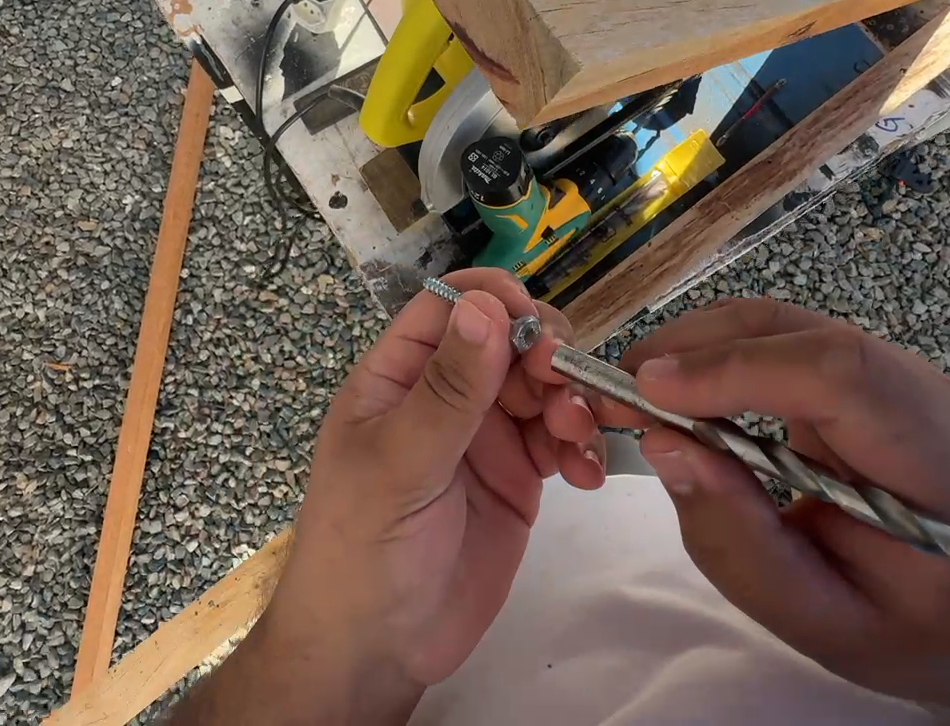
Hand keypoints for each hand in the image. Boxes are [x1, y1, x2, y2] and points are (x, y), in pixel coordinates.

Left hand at [251, 269, 603, 716]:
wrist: (379, 649)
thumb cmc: (364, 546)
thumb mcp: (400, 463)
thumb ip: (447, 388)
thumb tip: (485, 305)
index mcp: (399, 374)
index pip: (447, 305)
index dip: (493, 300)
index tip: (536, 323)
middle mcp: (444, 392)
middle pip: (506, 339)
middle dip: (543, 354)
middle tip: (564, 389)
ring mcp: (483, 432)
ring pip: (539, 384)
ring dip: (569, 399)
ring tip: (574, 438)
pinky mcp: (517, 474)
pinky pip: (558, 437)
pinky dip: (580, 444)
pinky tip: (584, 475)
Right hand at [605, 299, 949, 715]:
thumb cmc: (912, 631)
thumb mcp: (820, 622)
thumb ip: (740, 544)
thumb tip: (663, 444)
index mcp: (946, 464)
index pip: (840, 374)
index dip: (735, 369)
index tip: (649, 395)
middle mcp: (928, 393)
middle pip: (799, 330)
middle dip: (695, 347)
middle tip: (618, 390)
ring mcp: (897, 370)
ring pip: (781, 323)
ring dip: (696, 343)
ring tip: (638, 389)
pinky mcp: (863, 367)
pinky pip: (779, 337)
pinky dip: (715, 351)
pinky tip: (681, 389)